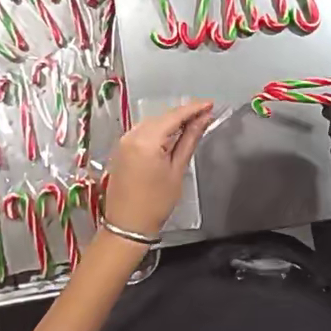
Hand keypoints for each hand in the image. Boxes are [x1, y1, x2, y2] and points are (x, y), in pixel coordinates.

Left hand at [101, 100, 213, 237]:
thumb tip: (203, 120)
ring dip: (170, 123)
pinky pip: (142, 132)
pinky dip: (158, 131)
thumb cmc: (156, 202)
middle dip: (182, 115)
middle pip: (161, 117)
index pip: (173, 116)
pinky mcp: (121, 149)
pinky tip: (171, 137)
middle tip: (205, 115)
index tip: (210, 104)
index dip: (193, 109)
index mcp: (146, 140)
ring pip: (151, 124)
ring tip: (192, 125)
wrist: (127, 225)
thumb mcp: (177, 170)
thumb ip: (189, 140)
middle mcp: (131, 136)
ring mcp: (123, 142)